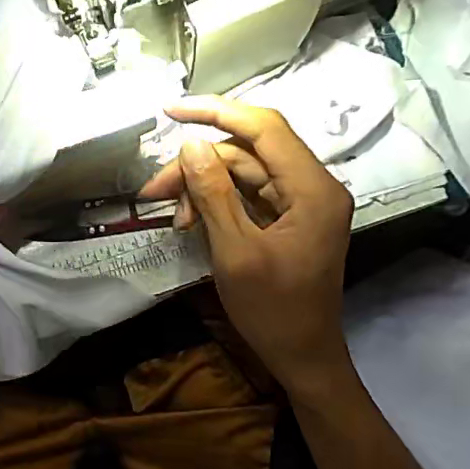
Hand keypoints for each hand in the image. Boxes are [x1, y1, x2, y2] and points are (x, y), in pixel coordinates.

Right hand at [140, 97, 354, 383]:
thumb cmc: (274, 312)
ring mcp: (303, 203)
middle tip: (155, 191)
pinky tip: (191, 219)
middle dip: (200, 165)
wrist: (304, 358)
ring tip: (173, 215)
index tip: (171, 110)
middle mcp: (314, 187)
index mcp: (313, 190)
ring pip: (246, 172)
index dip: (217, 112)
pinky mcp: (290, 218)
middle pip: (250, 152)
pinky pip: (250, 194)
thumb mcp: (235, 253)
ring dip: (205, 186)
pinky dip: (219, 202)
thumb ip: (214, 194)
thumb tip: (192, 145)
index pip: (265, 128)